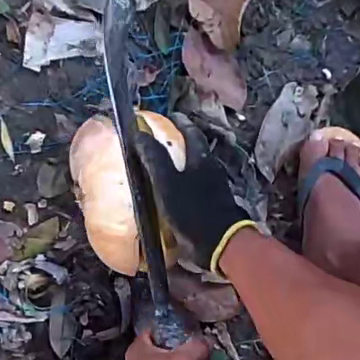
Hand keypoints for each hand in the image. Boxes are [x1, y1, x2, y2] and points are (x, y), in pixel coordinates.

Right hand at [136, 133, 256, 272]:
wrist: (220, 243)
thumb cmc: (192, 210)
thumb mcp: (167, 182)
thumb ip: (154, 158)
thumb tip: (139, 134)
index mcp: (202, 160)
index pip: (192, 133)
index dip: (181, 123)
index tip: (171, 116)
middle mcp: (212, 171)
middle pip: (197, 152)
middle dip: (183, 144)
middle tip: (166, 142)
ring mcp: (216, 190)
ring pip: (199, 171)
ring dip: (184, 167)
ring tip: (166, 169)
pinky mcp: (215, 208)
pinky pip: (198, 190)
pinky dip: (186, 187)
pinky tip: (175, 196)